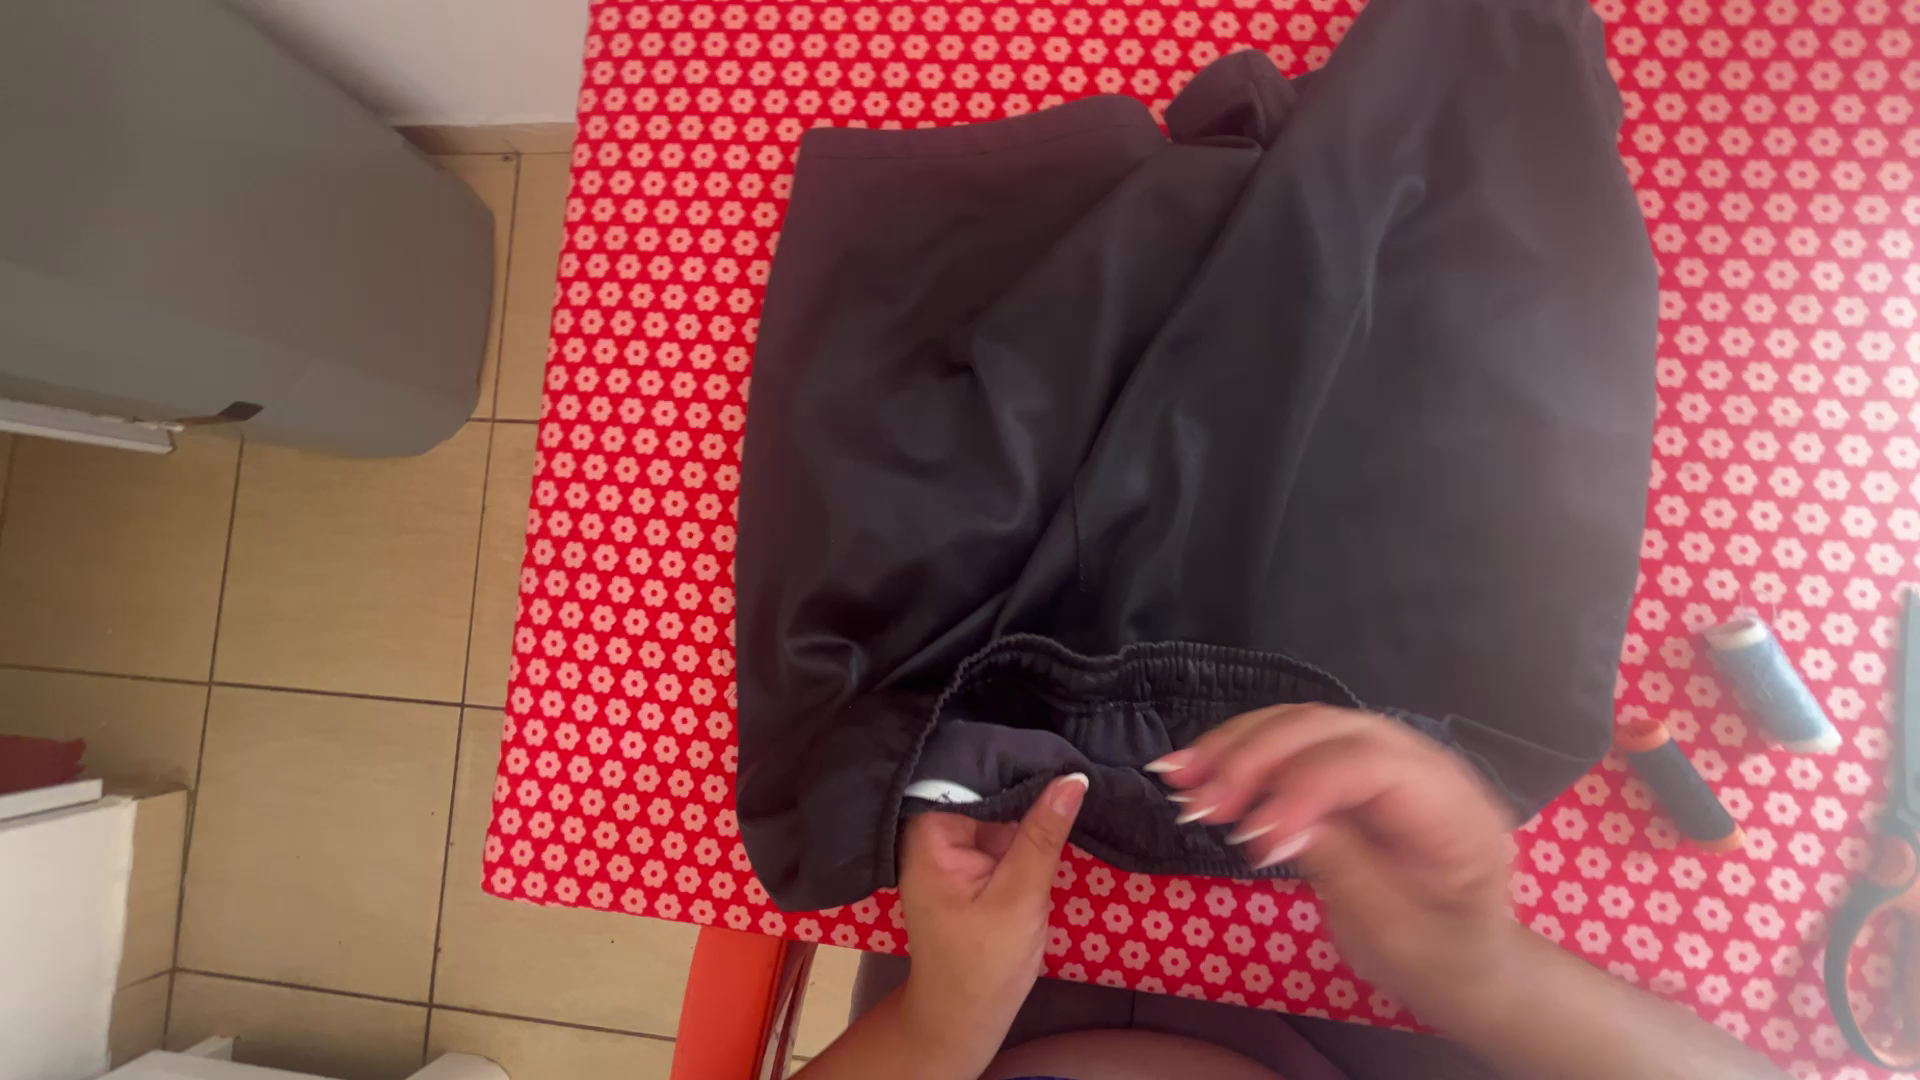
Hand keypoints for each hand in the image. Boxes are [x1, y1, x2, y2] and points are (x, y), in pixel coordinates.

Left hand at [895, 774, 1087, 1066]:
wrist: (966, 1019)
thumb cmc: (983, 964)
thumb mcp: (1019, 897)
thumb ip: (1043, 834)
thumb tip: (1072, 777)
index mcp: (929, 830)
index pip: (969, 773)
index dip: (1010, 755)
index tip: (1054, 744)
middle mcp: (936, 826)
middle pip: (983, 783)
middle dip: (1024, 770)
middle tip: (1070, 752)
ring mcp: (956, 840)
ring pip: (997, 800)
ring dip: (1030, 791)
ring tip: (1069, 763)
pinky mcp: (975, 854)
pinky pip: (1003, 821)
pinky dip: (1028, 816)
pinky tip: (1057, 796)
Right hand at [1150, 705, 1522, 1028]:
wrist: (1456, 955)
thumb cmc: (1438, 956)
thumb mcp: (1397, 933)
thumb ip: (1343, 869)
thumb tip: (1270, 825)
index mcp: (1451, 804)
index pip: (1370, 767)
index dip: (1303, 789)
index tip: (1251, 838)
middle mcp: (1415, 758)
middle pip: (1324, 728)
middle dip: (1254, 757)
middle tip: (1200, 803)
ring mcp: (1374, 751)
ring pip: (1291, 723)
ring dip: (1229, 746)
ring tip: (1179, 778)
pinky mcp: (1336, 758)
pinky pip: (1277, 738)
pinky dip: (1229, 750)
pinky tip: (1190, 769)